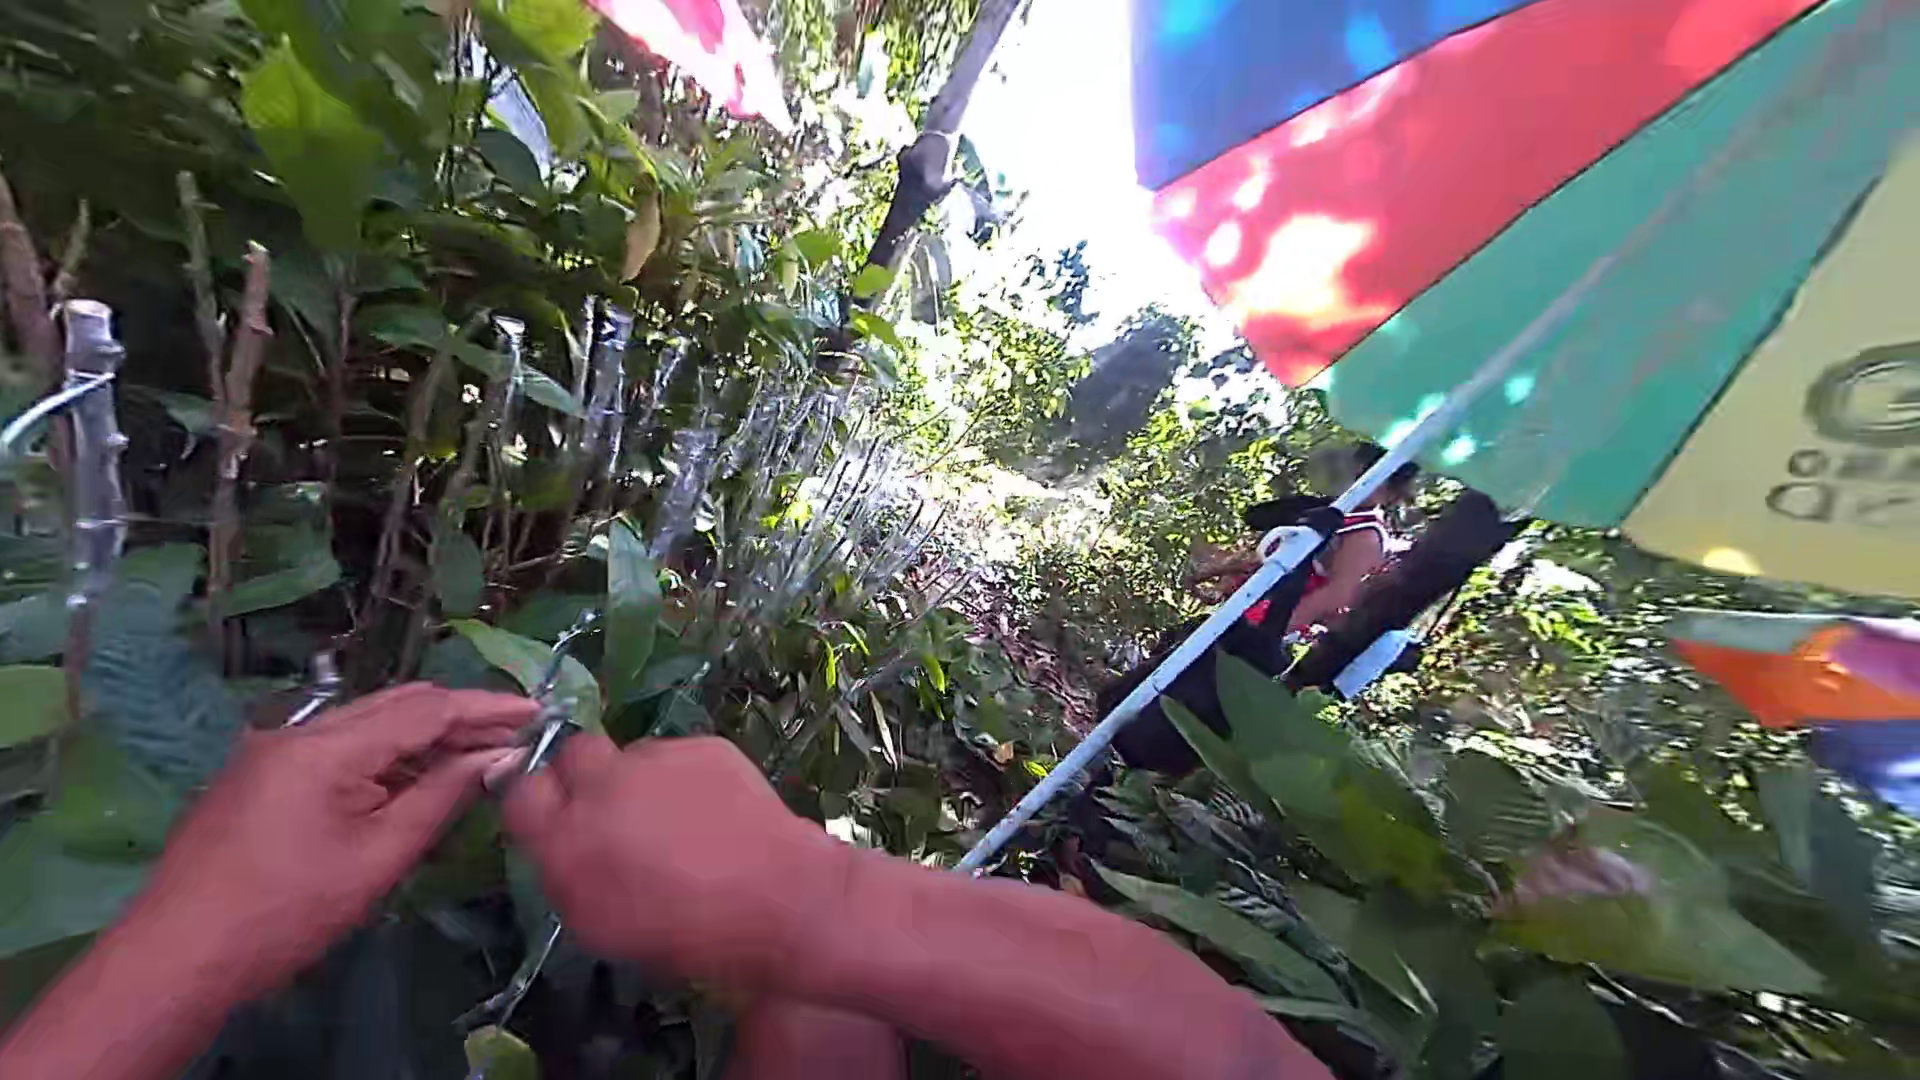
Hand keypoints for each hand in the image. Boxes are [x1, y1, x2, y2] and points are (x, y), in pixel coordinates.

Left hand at [131, 683, 535, 995]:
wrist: (167, 972)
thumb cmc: (288, 911)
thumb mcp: (385, 851)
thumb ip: (450, 790)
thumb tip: (506, 753)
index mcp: (325, 748)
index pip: (429, 708)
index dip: (490, 706)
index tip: (539, 710)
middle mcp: (299, 733)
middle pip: (404, 703)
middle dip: (466, 715)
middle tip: (515, 733)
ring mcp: (278, 751)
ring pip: (379, 718)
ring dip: (433, 732)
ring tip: (481, 752)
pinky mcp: (268, 773)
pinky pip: (351, 742)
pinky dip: (398, 751)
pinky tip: (426, 773)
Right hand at [502, 735, 848, 991]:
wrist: (769, 890)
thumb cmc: (680, 927)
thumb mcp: (599, 917)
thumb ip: (570, 864)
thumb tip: (565, 834)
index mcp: (567, 838)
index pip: (521, 790)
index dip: (537, 795)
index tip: (553, 806)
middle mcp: (606, 785)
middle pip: (573, 751)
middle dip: (582, 770)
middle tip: (612, 801)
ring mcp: (659, 757)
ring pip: (633, 753)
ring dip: (641, 776)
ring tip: (679, 814)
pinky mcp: (705, 744)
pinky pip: (680, 754)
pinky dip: (686, 773)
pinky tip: (713, 804)